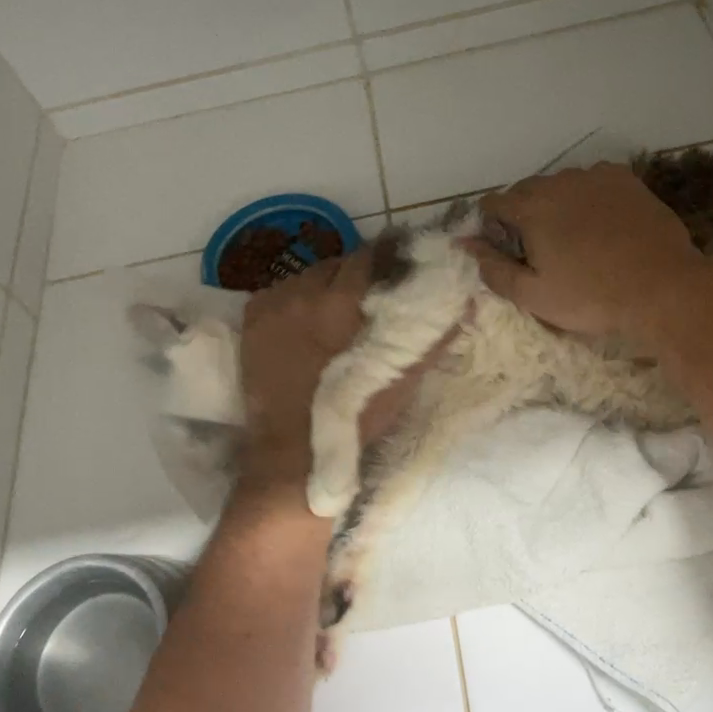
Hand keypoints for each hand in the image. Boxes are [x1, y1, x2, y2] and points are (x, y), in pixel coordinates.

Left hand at [236, 248, 427, 489]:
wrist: (289, 454)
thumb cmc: (351, 419)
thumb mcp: (399, 381)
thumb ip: (430, 339)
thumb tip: (460, 303)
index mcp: (340, 304)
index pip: (368, 258)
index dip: (387, 258)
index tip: (400, 264)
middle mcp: (302, 294)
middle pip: (337, 265)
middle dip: (356, 275)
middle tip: (370, 295)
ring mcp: (272, 304)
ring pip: (307, 277)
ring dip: (325, 287)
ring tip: (337, 311)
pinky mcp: (252, 318)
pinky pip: (281, 292)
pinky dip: (297, 300)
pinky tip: (306, 323)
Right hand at [467, 163, 712, 338]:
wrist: (662, 288)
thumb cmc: (591, 298)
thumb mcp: (533, 296)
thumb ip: (494, 268)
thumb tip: (466, 245)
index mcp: (530, 209)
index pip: (493, 204)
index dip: (492, 227)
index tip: (506, 250)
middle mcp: (558, 183)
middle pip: (526, 190)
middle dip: (523, 214)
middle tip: (540, 250)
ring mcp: (595, 177)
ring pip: (561, 185)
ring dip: (557, 204)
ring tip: (573, 237)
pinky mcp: (625, 180)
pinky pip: (593, 181)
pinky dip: (588, 197)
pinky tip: (601, 223)